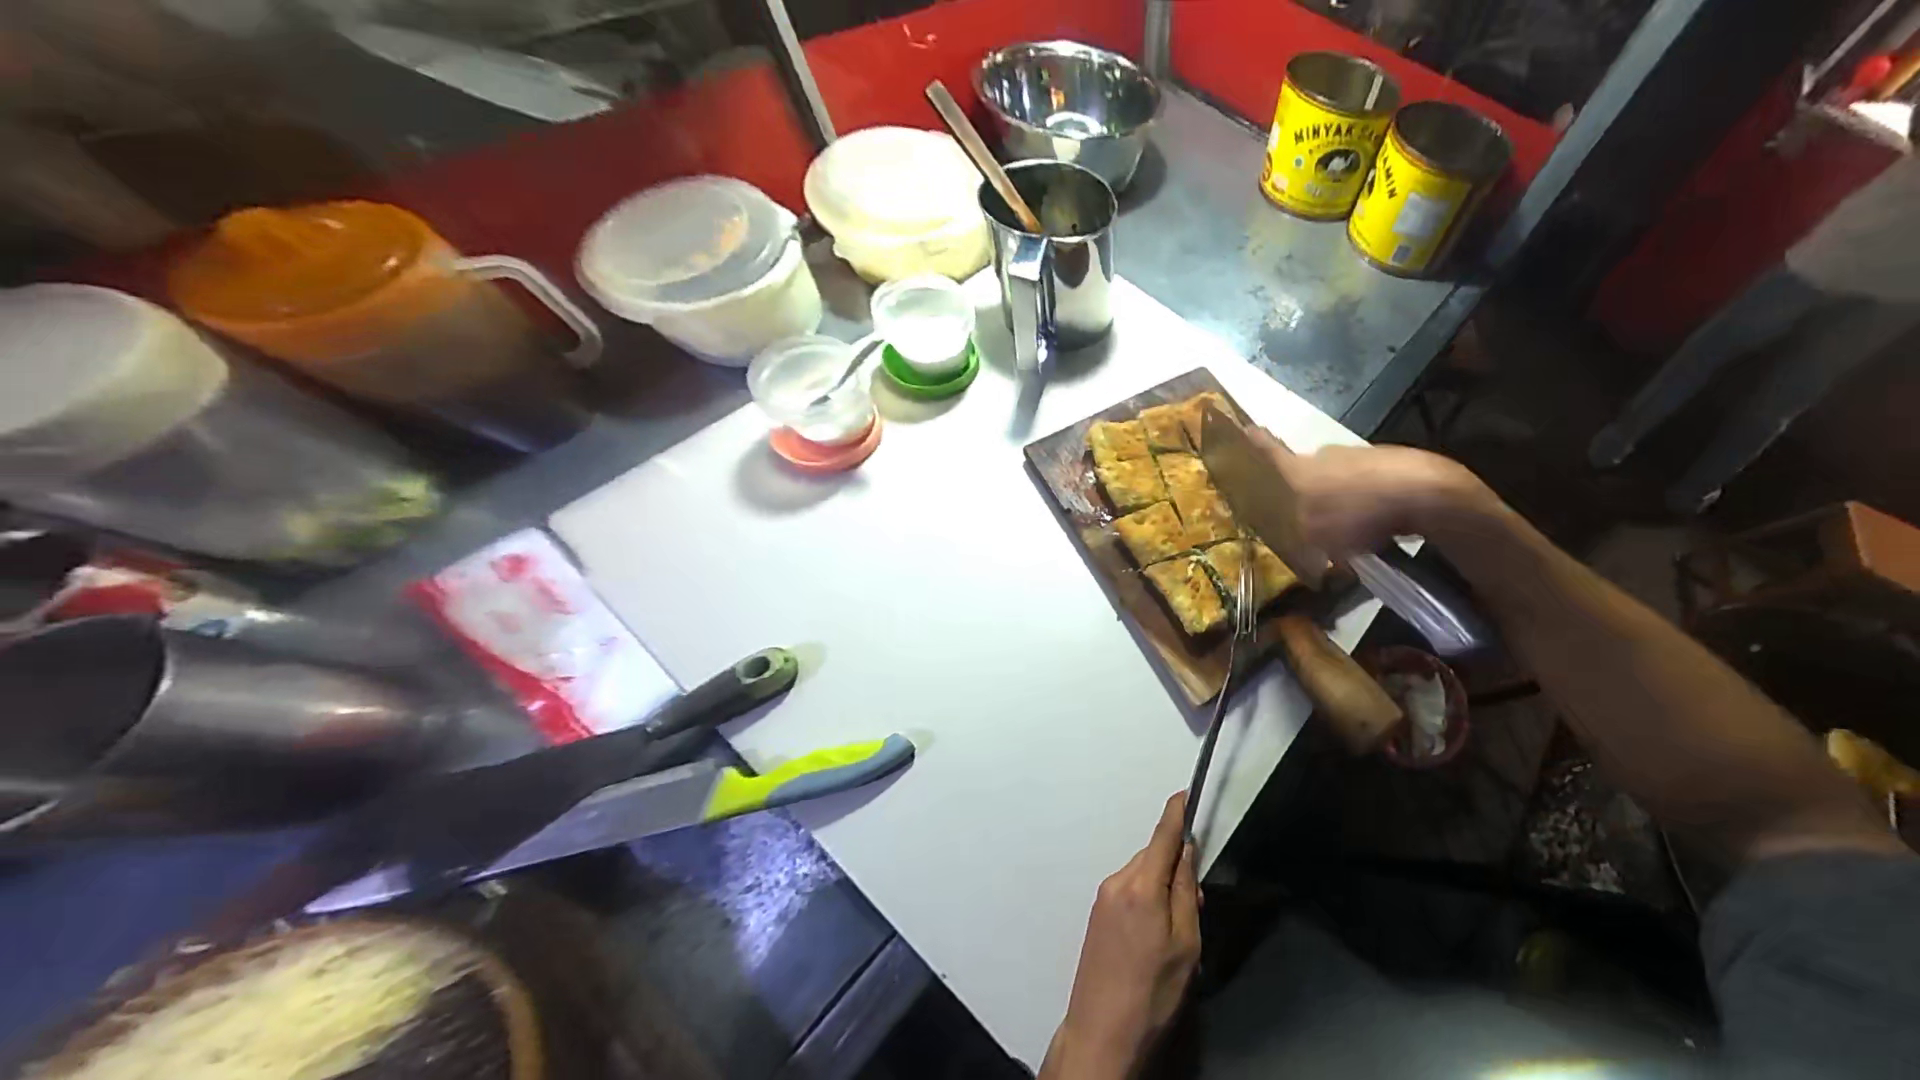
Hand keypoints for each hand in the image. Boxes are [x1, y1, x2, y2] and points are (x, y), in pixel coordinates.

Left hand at [1040, 792, 1201, 1079]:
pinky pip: (1128, 888)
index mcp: (1141, 887)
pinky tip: (1155, 933)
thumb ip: (1186, 893)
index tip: (1185, 793)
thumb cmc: (1152, 993)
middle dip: (1174, 865)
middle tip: (1195, 900)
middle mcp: (1117, 882)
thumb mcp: (1186, 946)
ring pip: (1141, 872)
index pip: (1162, 839)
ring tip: (1176, 930)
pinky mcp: (1098, 912)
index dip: (1175, 814)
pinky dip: (1146, 895)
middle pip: (1152, 855)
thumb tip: (1186, 854)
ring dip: (1160, 884)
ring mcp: (1103, 896)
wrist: (1101, 1028)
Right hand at [1251, 432, 1499, 555]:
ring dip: (1344, 496)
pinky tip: (1385, 522)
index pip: (1272, 455)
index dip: (1260, 444)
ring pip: (1341, 476)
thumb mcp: (1321, 538)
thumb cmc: (1358, 515)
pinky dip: (1372, 498)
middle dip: (1311, 488)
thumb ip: (1308, 534)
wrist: (1424, 494)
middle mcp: (1325, 456)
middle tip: (1318, 515)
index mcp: (1300, 470)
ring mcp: (1359, 454)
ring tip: (1358, 526)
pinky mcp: (1390, 460)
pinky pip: (1370, 481)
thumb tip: (1314, 538)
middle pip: (1308, 470)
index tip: (1248, 428)